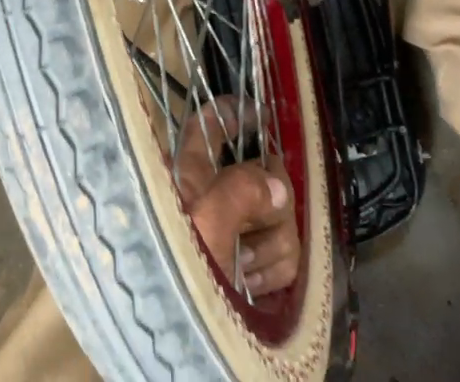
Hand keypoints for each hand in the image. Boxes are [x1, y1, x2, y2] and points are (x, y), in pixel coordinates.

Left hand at [175, 98, 299, 295]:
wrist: (177, 350)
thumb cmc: (172, 278)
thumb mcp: (201, 227)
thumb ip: (241, 191)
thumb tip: (276, 187)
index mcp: (186, 176)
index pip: (210, 123)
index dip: (235, 110)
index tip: (261, 114)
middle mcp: (212, 197)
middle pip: (266, 172)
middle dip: (268, 204)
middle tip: (249, 232)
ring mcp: (236, 232)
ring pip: (282, 215)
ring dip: (269, 247)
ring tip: (242, 272)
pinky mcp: (255, 265)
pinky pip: (287, 254)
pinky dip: (274, 272)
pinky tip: (252, 287)